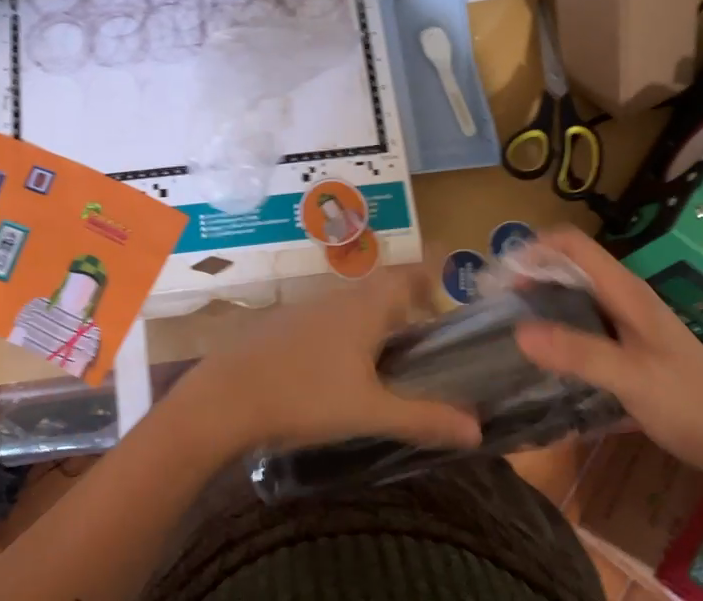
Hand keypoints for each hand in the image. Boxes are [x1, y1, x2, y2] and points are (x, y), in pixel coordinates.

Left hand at [178, 270, 481, 453]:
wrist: (225, 398)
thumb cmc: (304, 396)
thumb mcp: (370, 412)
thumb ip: (423, 418)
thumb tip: (476, 427)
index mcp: (363, 308)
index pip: (404, 275)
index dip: (427, 276)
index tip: (447, 286)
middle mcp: (335, 299)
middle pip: (378, 289)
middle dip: (404, 303)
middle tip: (427, 333)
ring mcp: (303, 311)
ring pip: (350, 305)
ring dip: (373, 320)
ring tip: (391, 356)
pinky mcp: (280, 328)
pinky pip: (325, 321)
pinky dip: (345, 335)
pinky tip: (341, 369)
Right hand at [515, 228, 702, 474]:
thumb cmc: (688, 402)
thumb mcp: (630, 378)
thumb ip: (576, 353)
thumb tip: (518, 331)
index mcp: (626, 292)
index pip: (573, 244)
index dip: (534, 247)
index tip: (501, 274)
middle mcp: (625, 298)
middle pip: (569, 266)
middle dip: (531, 274)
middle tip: (496, 302)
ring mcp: (629, 323)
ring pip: (576, 295)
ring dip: (543, 301)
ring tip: (511, 325)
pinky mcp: (630, 348)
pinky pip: (585, 323)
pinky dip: (559, 327)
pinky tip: (545, 354)